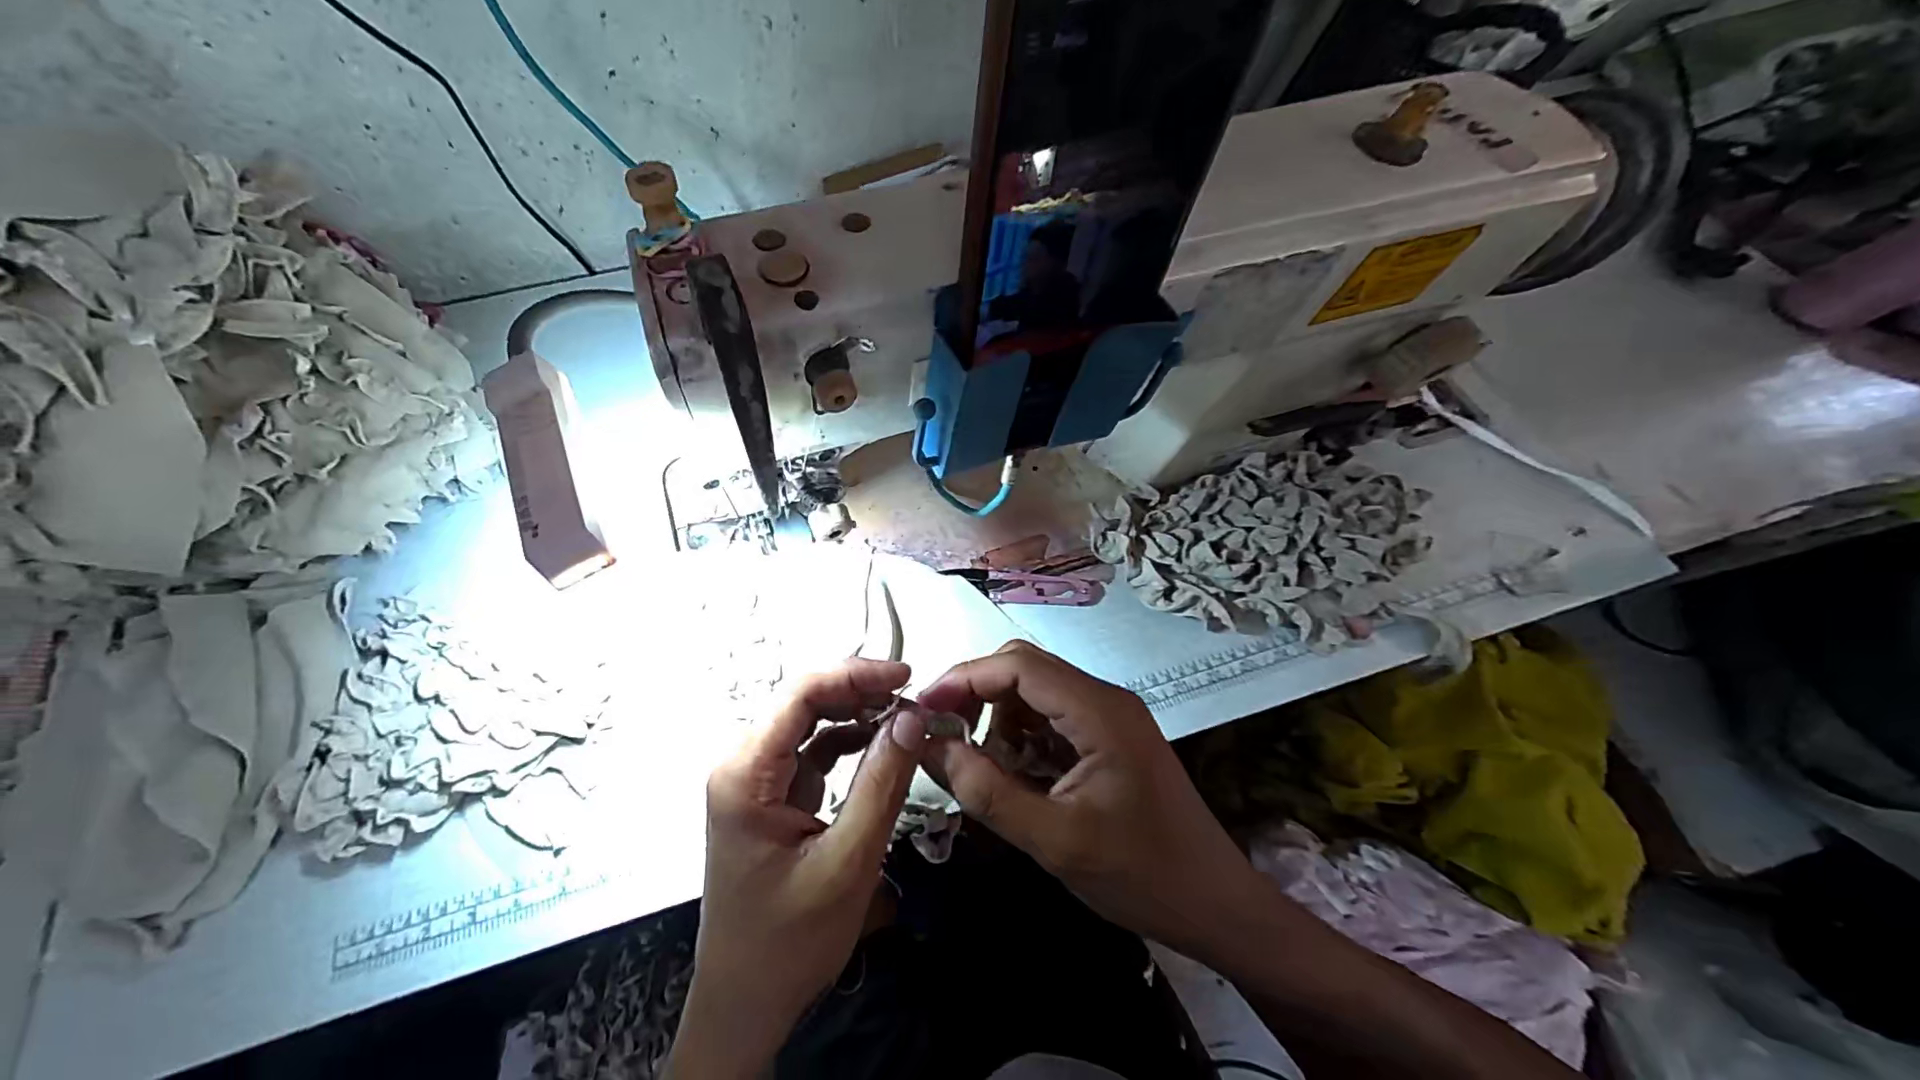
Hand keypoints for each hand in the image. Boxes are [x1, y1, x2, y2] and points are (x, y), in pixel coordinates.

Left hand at [667, 659, 928, 1079]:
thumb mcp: (847, 862)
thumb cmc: (788, 941)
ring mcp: (758, 781)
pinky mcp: (775, 796)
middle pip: (804, 702)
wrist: (747, 1002)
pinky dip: (851, 742)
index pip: (800, 694)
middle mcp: (744, 766)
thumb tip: (912, 716)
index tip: (906, 676)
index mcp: (745, 774)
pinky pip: (815, 752)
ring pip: (812, 723)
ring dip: (858, 714)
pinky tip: (884, 744)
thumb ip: (881, 784)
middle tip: (914, 695)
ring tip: (906, 715)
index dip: (855, 675)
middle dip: (860, 691)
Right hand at [919, 642, 1262, 961]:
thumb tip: (928, 746)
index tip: (923, 710)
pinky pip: (1053, 719)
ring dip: (999, 720)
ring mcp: (1110, 717)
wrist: (1215, 904)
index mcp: (1099, 710)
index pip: (1018, 665)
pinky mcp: (1110, 738)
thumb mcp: (1053, 840)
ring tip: (981, 767)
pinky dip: (1022, 739)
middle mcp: (1105, 699)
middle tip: (942, 735)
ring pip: (1036, 694)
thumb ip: (986, 791)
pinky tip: (1015, 776)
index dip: (964, 678)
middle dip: (977, 695)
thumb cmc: (1140, 874)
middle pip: (1026, 670)